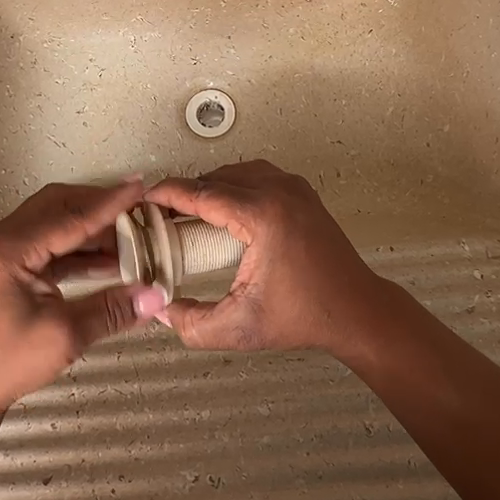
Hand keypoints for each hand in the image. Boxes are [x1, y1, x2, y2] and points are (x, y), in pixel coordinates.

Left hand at [0, 177, 168, 419]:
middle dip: (100, 207)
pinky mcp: (11, 267)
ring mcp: (5, 252)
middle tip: (137, 211)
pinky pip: (50, 243)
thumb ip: (112, 310)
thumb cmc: (2, 363)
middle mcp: (4, 240)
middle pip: (60, 206)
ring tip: (129, 237)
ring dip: (91, 227)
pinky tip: (107, 261)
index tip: (138, 188)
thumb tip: (152, 295)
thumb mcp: (65, 335)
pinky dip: (79, 247)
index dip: (109, 203)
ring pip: (55, 221)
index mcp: (11, 248)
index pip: (71, 216)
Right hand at [144, 159, 386, 354]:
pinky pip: (255, 175)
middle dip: (184, 192)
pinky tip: (222, 210)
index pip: (201, 192)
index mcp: (261, 215)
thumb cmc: (304, 316)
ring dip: (208, 187)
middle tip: (162, 215)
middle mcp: (278, 191)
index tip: (144, 200)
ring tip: (188, 214)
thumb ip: (191, 323)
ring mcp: (293, 187)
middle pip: (214, 178)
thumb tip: (160, 309)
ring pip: (235, 172)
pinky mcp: (301, 192)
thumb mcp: (238, 328)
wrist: (355, 310)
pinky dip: (233, 185)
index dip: (166, 193)